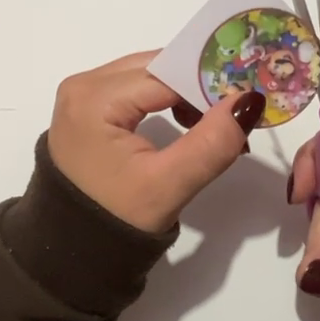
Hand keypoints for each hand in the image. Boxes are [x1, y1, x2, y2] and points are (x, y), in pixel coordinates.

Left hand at [47, 51, 266, 232]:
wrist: (70, 251)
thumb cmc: (115, 219)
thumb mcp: (168, 186)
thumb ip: (211, 143)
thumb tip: (249, 100)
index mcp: (94, 98)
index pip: (165, 74)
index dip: (208, 83)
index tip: (248, 100)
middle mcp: (84, 84)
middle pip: (156, 68)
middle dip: (199, 87)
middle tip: (239, 113)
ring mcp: (83, 94)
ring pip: (149, 76)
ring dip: (185, 93)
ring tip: (216, 125)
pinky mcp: (88, 108)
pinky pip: (136, 89)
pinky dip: (166, 100)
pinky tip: (188, 123)